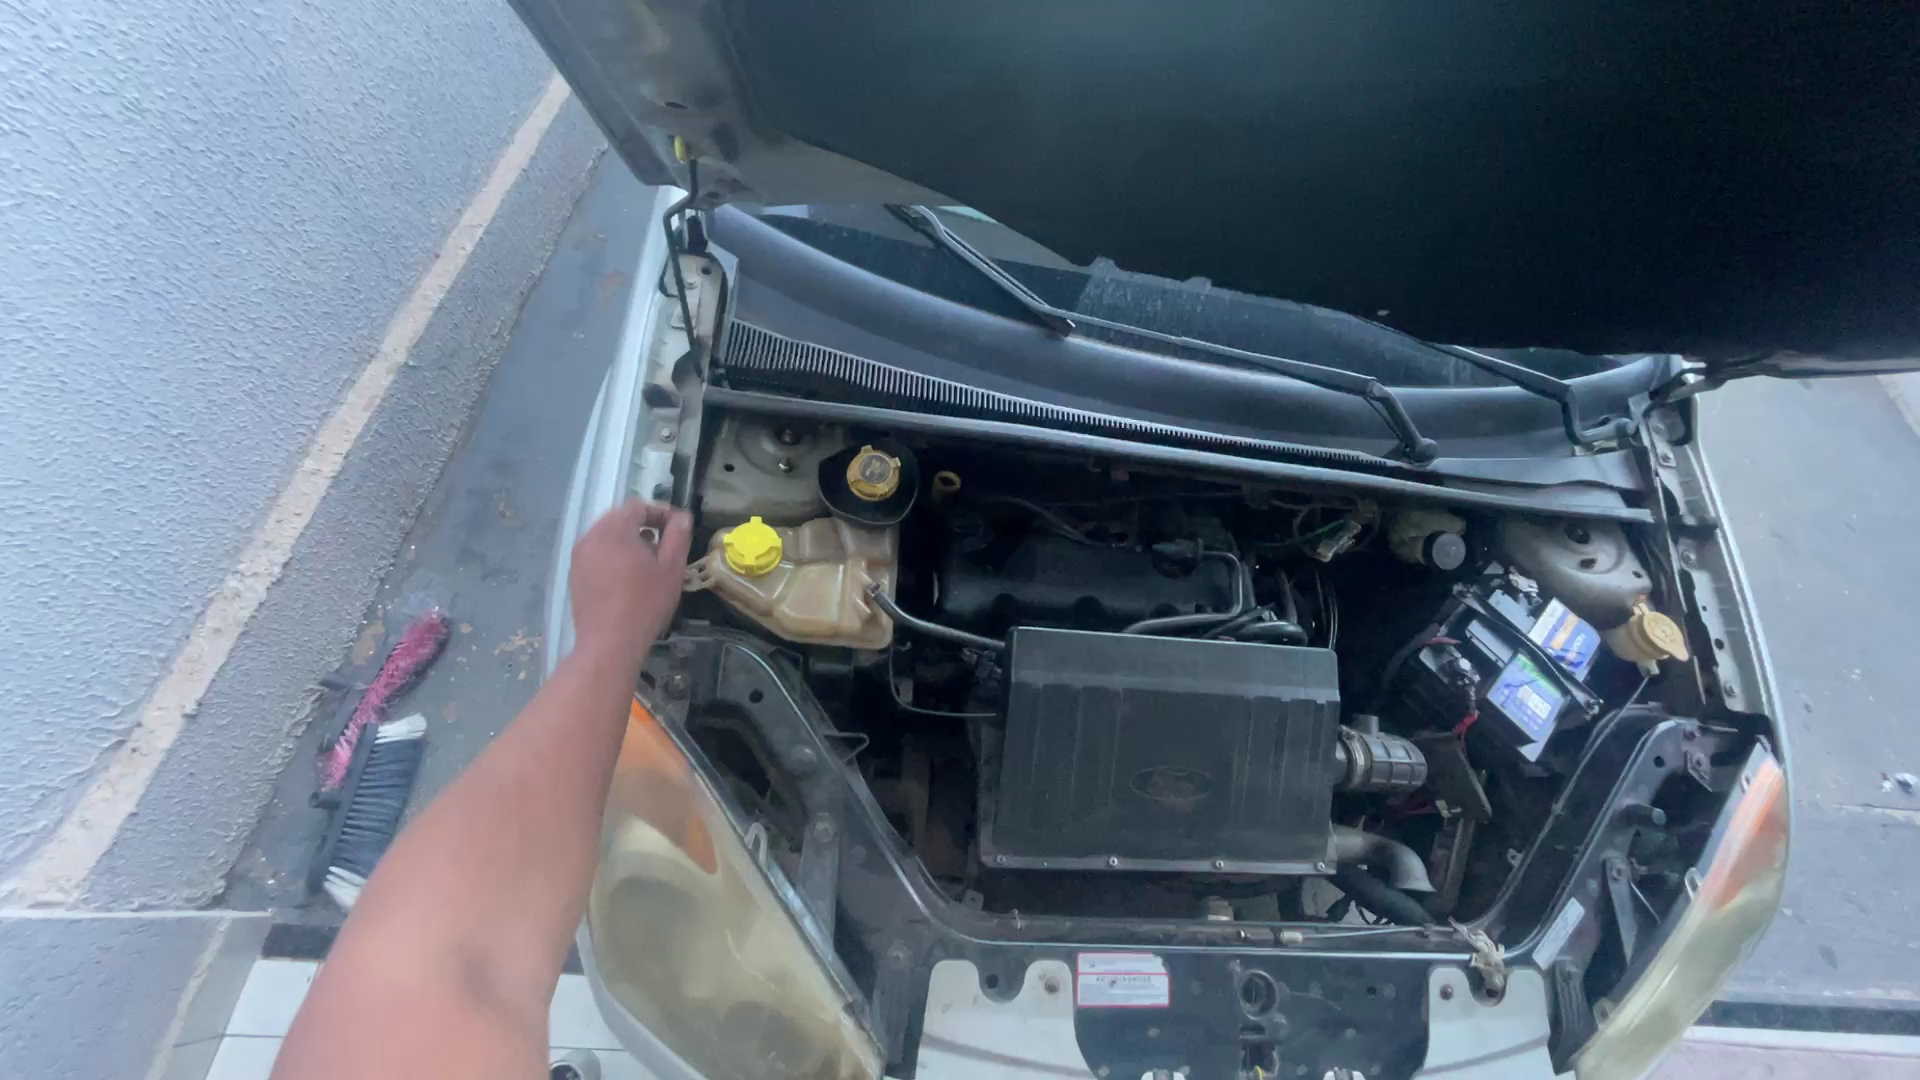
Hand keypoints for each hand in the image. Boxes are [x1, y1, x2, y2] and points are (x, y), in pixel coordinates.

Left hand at [568, 500, 692, 669]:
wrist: (610, 642)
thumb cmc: (646, 603)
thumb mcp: (672, 568)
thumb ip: (678, 536)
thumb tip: (681, 517)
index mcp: (615, 531)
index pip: (638, 506)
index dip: (661, 512)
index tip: (678, 527)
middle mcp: (591, 536)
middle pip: (619, 517)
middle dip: (644, 524)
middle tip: (666, 542)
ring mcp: (579, 556)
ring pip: (606, 534)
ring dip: (629, 539)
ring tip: (648, 559)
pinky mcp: (575, 573)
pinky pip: (597, 551)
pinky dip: (614, 553)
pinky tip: (628, 575)